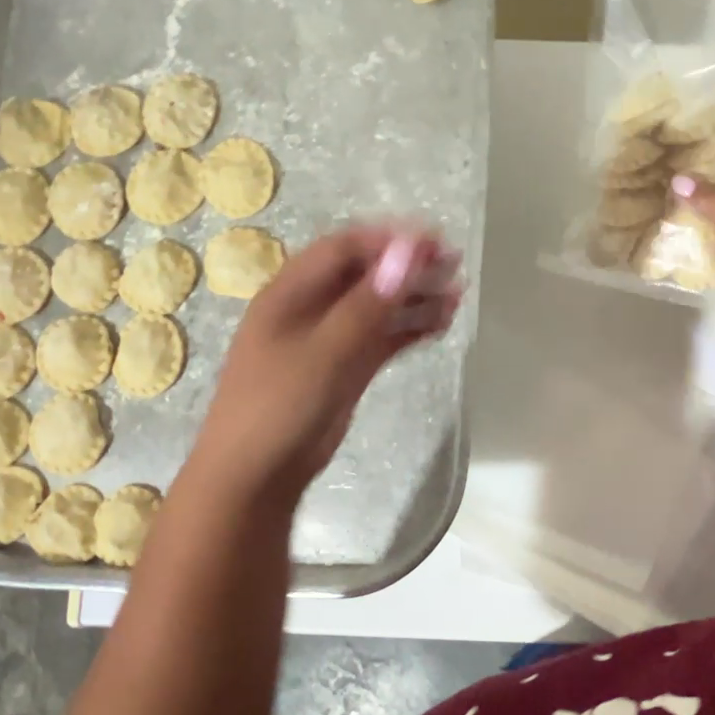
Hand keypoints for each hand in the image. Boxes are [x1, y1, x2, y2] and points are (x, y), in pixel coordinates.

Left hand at [193, 224, 460, 498]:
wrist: (256, 474)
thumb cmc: (280, 406)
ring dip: (414, 299)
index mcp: (290, 294)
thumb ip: (369, 303)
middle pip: (363, 275)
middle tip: (454, 266)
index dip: (388, 241)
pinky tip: (440, 326)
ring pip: (376, 308)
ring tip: (457, 296)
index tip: (435, 242)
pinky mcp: (344, 370)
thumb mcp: (326, 351)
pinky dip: (409, 330)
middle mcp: (309, 310)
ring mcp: (328, 342)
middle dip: (408, 267)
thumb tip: (408, 251)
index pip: (344, 249)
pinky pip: (380, 339)